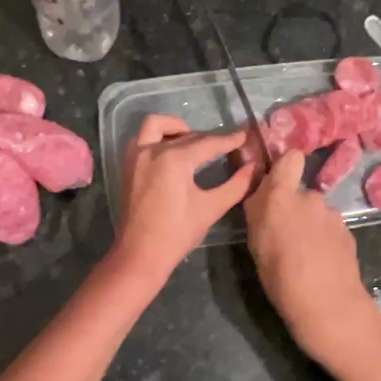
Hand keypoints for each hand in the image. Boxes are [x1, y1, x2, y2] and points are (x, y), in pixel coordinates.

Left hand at [113, 115, 255, 273]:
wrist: (140, 254)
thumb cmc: (177, 234)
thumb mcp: (211, 209)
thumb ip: (236, 185)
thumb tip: (253, 166)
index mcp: (175, 160)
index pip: (208, 143)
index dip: (229, 139)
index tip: (245, 135)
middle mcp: (153, 150)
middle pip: (188, 135)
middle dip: (208, 138)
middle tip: (226, 145)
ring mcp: (136, 156)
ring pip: (157, 126)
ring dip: (176, 127)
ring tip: (193, 141)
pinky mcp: (127, 165)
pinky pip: (142, 137)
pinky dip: (157, 136)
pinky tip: (171, 151)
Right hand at [244, 149, 380, 359]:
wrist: (327, 305)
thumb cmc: (280, 277)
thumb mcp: (256, 244)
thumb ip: (260, 214)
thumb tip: (262, 196)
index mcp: (281, 197)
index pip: (290, 158)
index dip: (285, 166)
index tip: (277, 183)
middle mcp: (310, 198)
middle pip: (301, 193)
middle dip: (294, 208)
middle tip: (285, 236)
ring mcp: (332, 215)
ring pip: (316, 213)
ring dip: (310, 226)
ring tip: (304, 256)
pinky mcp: (348, 232)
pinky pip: (329, 229)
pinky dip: (324, 241)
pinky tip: (321, 264)